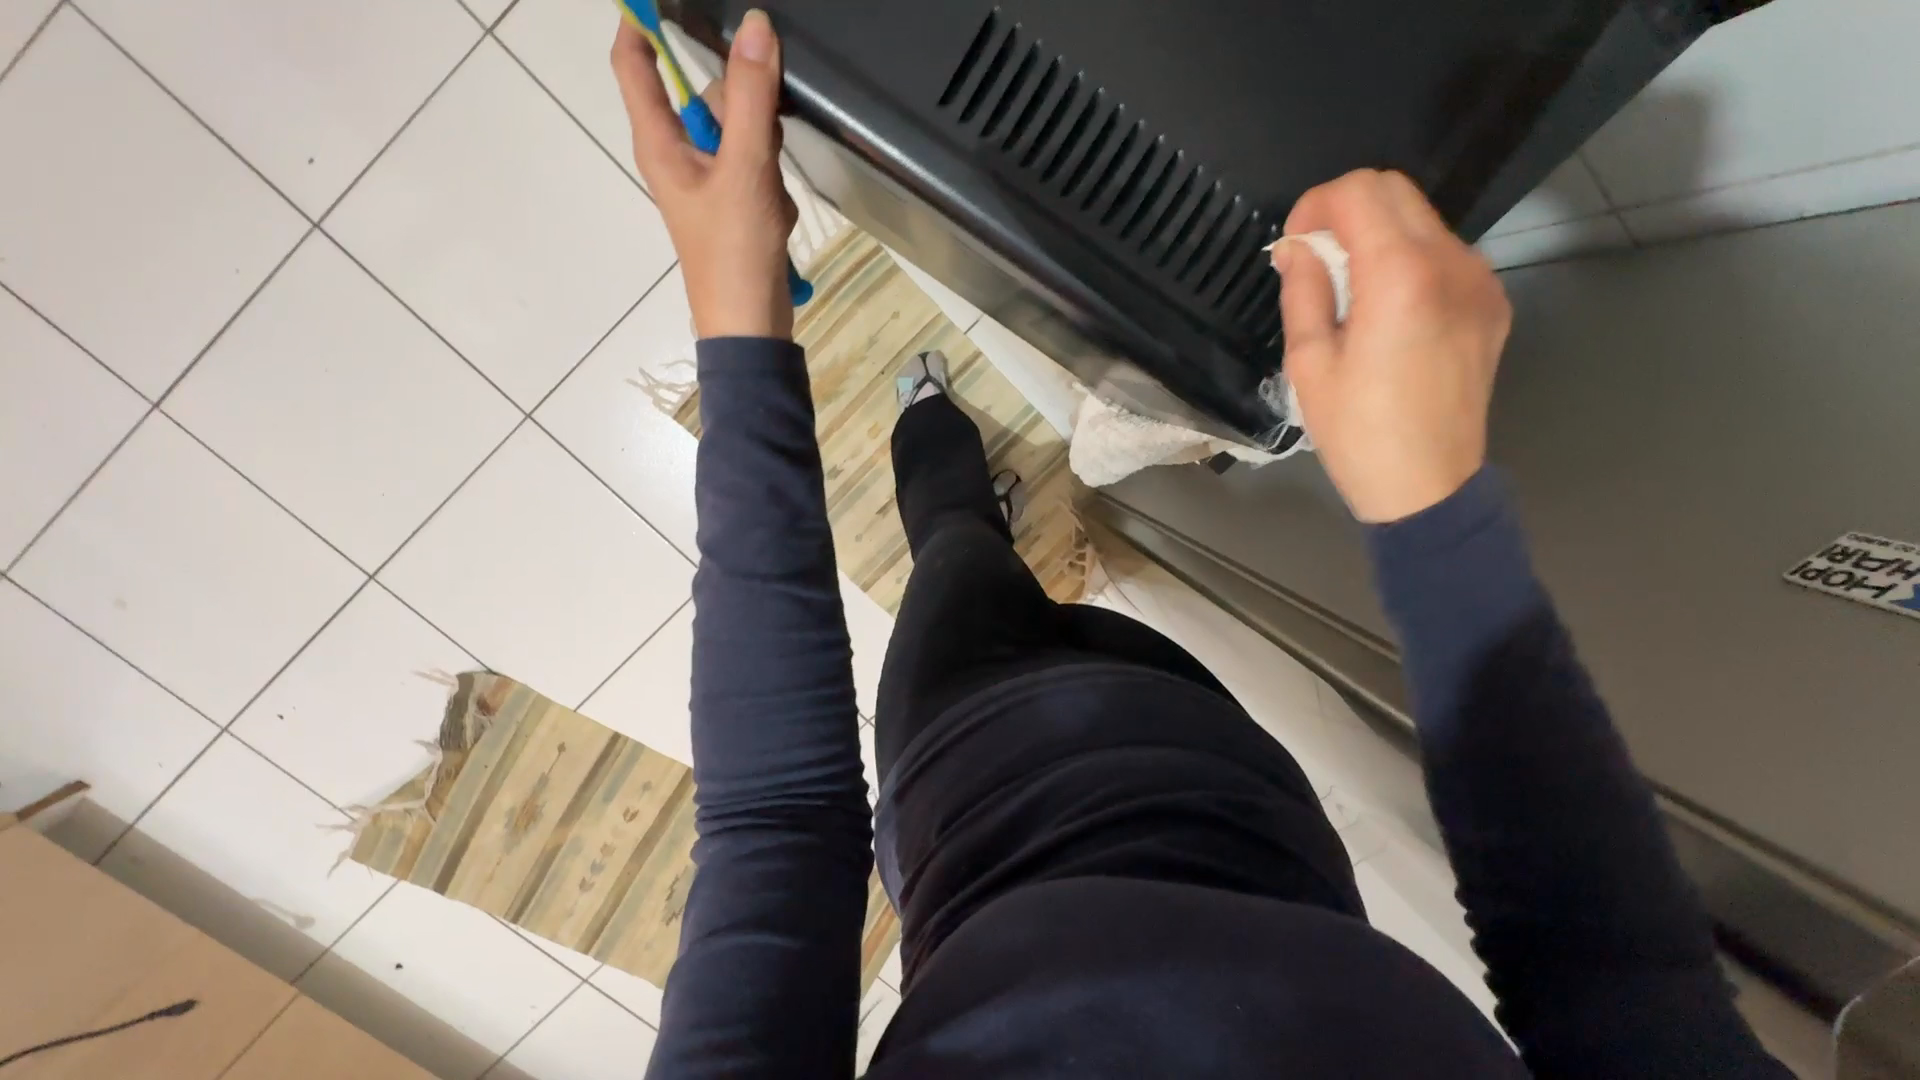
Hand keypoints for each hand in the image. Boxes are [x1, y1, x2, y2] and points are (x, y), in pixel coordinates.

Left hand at [611, 10, 797, 339]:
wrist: (750, 325)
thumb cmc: (734, 251)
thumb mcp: (745, 170)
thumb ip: (751, 98)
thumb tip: (755, 24)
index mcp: (658, 142)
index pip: (633, 62)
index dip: (643, 22)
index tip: (673, 2)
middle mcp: (677, 154)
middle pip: (703, 94)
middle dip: (740, 102)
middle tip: (763, 127)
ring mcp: (708, 180)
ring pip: (738, 130)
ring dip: (764, 149)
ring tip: (769, 190)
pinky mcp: (733, 203)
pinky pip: (755, 166)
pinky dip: (771, 181)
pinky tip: (776, 211)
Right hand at [1274, 169, 1511, 523]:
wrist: (1427, 485)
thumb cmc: (1356, 432)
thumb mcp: (1309, 362)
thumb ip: (1303, 290)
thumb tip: (1297, 249)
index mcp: (1399, 276)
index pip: (1359, 193)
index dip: (1315, 207)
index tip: (1294, 245)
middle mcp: (1451, 262)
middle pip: (1395, 191)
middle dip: (1346, 212)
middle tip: (1315, 260)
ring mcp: (1480, 281)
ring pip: (1422, 221)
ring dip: (1377, 237)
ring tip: (1349, 292)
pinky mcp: (1491, 302)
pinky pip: (1444, 256)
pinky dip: (1408, 262)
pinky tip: (1387, 311)